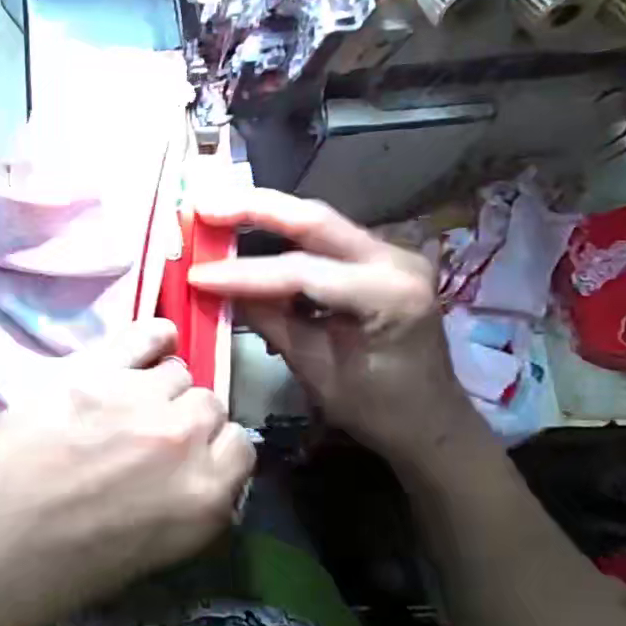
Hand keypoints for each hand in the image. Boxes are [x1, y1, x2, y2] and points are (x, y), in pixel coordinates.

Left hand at [0, 319, 254, 625]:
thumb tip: (193, 470)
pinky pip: (145, 334)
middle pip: (209, 405)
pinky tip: (144, 346)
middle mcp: (185, 443)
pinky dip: (149, 338)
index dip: (213, 450)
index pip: (241, 448)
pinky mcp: (96, 370)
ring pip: (178, 372)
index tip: (190, 454)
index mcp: (205, 500)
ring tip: (123, 402)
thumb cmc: (57, 568)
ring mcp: (141, 400)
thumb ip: (182, 503)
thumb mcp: (146, 553)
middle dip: (185, 418)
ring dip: (158, 386)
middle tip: (148, 432)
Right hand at [186, 188, 470, 458]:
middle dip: (253, 209)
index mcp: (388, 294)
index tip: (196, 275)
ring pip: (318, 222)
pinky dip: (283, 236)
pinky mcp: (379, 258)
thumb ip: (269, 320)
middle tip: (203, 206)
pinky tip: (248, 232)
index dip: (244, 273)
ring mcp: (391, 253)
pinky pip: (324, 239)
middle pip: (314, 220)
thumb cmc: (376, 407)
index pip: (303, 272)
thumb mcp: (315, 369)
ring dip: (265, 215)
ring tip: (216, 212)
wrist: (430, 419)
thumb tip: (216, 290)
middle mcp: (395, 259)